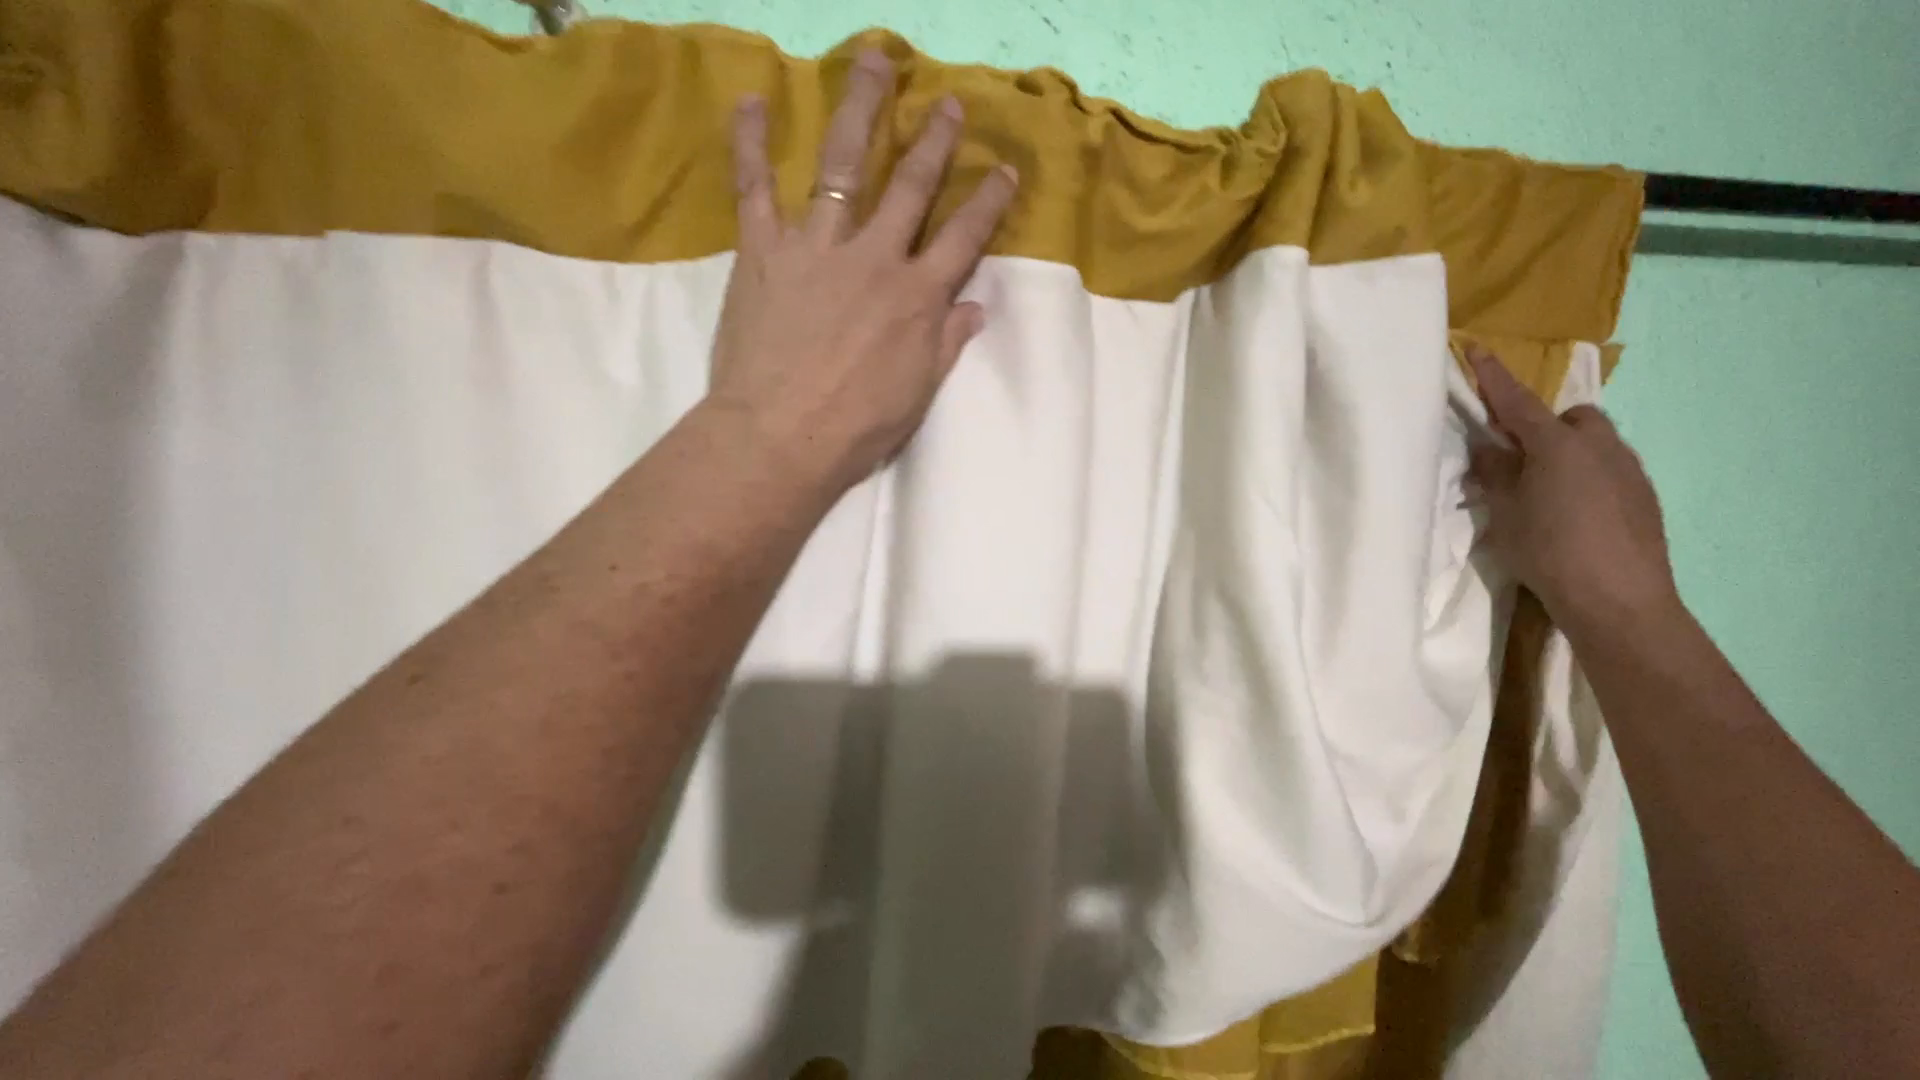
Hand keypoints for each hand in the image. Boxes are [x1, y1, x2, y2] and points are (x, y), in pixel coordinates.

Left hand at [703, 50, 1019, 494]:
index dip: (988, 202)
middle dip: (935, 142)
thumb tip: (975, 308)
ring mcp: (818, 247)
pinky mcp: (764, 251)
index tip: (1005, 170)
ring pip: (843, 165)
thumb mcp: (917, 393)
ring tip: (874, 63)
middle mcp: (875, 258)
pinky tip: (753, 101)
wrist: (780, 437)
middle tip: (950, 105)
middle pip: (912, 186)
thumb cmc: (855, 428)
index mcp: (918, 297)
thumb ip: (946, 343)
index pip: (964, 238)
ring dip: (862, 110)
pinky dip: (751, 144)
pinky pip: (755, 188)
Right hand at [1467, 348, 1682, 638]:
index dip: (1494, 377)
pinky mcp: (1645, 499)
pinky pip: (1610, 472)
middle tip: (1521, 459)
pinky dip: (1589, 481)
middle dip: (1547, 428)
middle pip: (1572, 418)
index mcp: (1557, 445)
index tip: (1478, 350)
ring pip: (1595, 445)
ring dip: (1570, 455)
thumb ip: (1495, 475)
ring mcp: (1629, 471)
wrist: (1620, 600)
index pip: (1517, 401)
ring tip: (1546, 493)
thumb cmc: (1549, 551)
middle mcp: (1599, 447)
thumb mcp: (1505, 513)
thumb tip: (1488, 451)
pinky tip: (1575, 517)